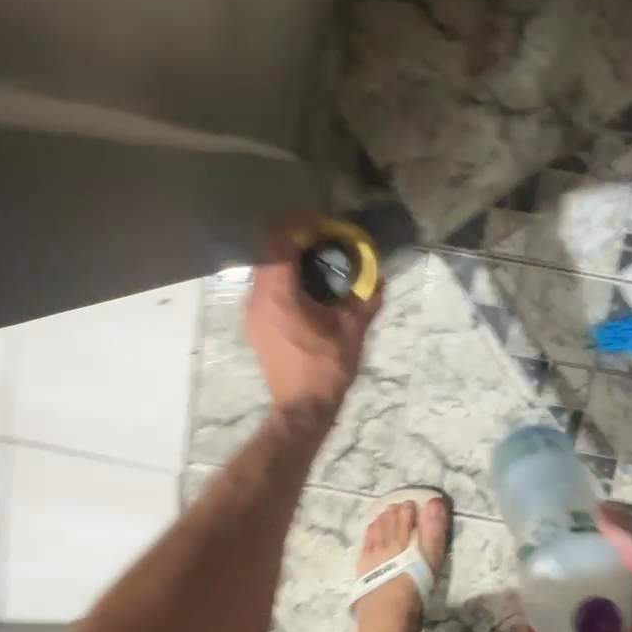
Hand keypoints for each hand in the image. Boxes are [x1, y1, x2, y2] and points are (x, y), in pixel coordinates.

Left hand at [244, 218, 383, 415]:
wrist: (301, 409)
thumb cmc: (326, 370)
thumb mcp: (352, 332)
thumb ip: (366, 301)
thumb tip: (381, 279)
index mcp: (278, 295)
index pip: (278, 242)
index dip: (297, 224)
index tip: (320, 222)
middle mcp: (256, 299)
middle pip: (269, 252)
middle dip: (294, 240)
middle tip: (324, 240)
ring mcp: (251, 313)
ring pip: (264, 270)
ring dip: (288, 260)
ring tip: (317, 263)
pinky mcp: (254, 325)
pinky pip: (264, 288)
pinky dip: (283, 279)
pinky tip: (307, 289)